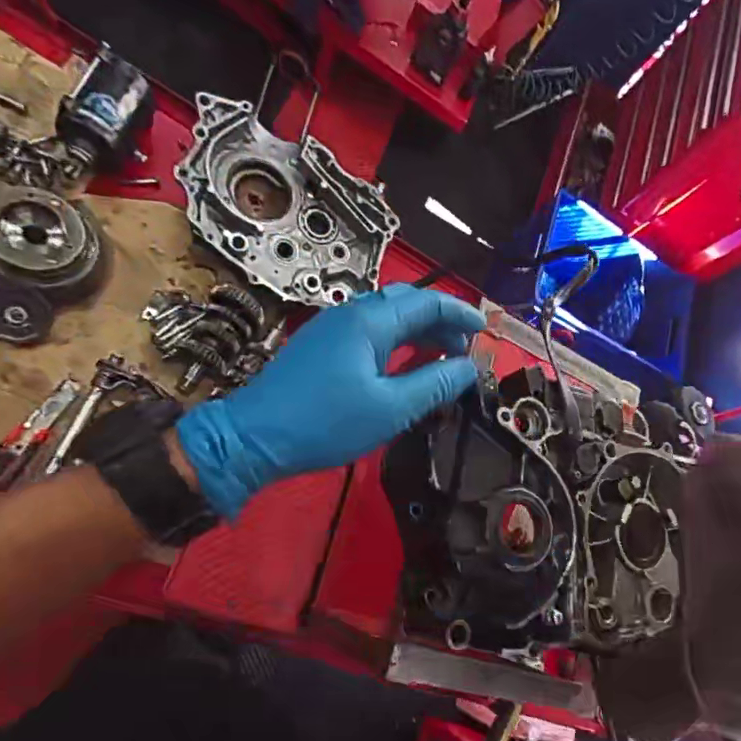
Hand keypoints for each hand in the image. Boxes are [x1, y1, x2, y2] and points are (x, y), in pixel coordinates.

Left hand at [176, 284, 486, 517]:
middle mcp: (349, 314)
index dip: (461, 315)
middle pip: (405, 304)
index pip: (428, 303)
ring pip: (383, 319)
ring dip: (415, 334)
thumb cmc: (325, 424)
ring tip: (436, 362)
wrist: (255, 437)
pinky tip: (397, 369)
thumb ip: (434, 384)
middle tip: (461, 352)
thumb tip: (470, 367)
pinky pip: (364, 335)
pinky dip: (391, 344)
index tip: (485, 331)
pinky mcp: (317, 348)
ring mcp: (329, 329)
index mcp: (370, 322)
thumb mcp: (390, 409)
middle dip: (439, 323)